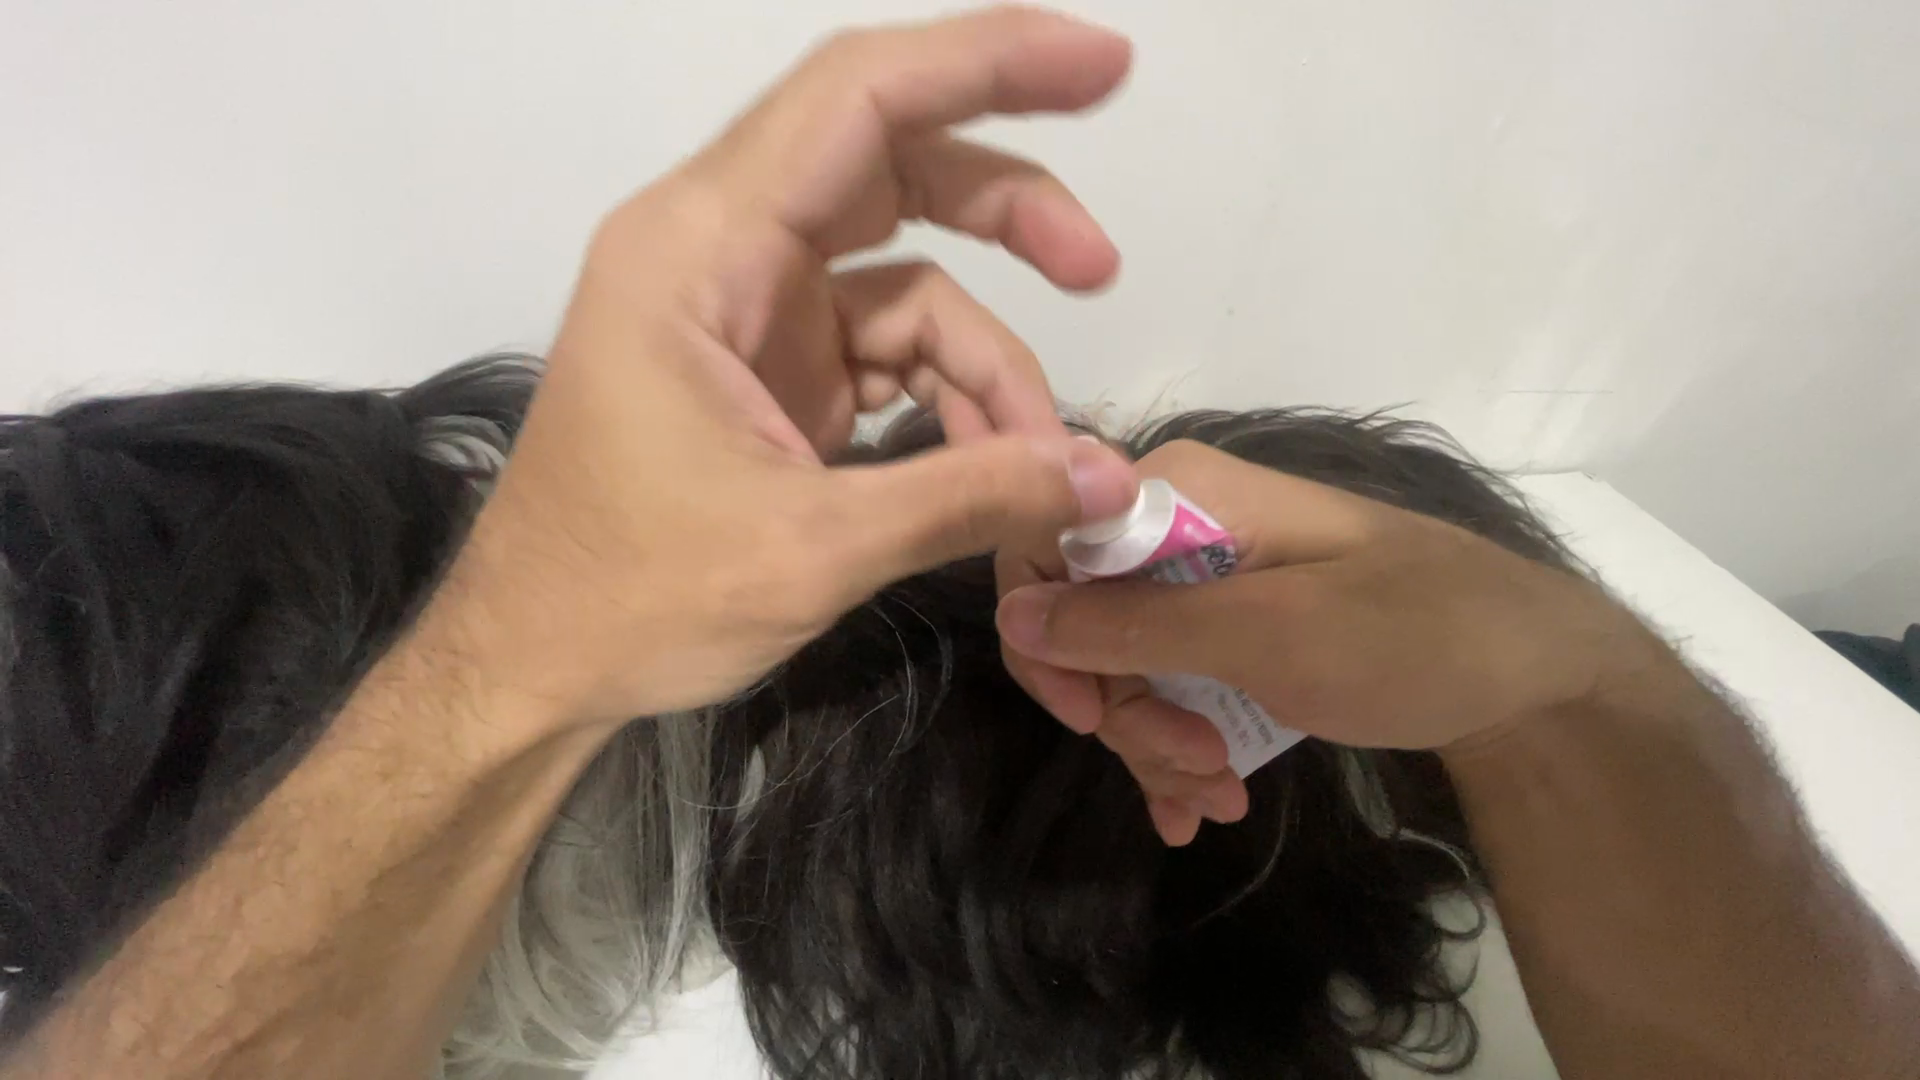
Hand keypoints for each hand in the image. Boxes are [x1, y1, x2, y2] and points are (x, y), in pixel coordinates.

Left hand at [428, 7, 1139, 727]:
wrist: (541, 665)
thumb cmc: (635, 601)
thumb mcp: (813, 550)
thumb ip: (968, 501)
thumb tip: (1106, 481)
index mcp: (702, 252)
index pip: (859, 100)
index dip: (988, 63)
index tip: (1104, 68)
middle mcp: (727, 258)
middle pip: (895, 175)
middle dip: (1009, 212)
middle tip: (1100, 272)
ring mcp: (757, 322)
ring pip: (909, 292)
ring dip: (986, 368)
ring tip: (1042, 464)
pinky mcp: (779, 382)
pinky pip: (892, 363)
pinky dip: (951, 408)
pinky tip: (990, 472)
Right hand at [995, 439, 1657, 843]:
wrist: (1532, 676)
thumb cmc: (1412, 635)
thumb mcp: (1267, 635)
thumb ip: (1132, 624)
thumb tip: (1011, 614)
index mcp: (1174, 492)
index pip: (1046, 544)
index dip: (1045, 634)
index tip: (1087, 716)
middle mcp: (1171, 523)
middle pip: (1082, 618)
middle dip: (1123, 708)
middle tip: (1190, 767)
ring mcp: (1195, 575)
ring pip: (1119, 661)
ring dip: (1153, 739)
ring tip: (1213, 794)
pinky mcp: (1219, 622)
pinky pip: (1160, 677)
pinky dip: (1172, 742)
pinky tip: (1202, 798)